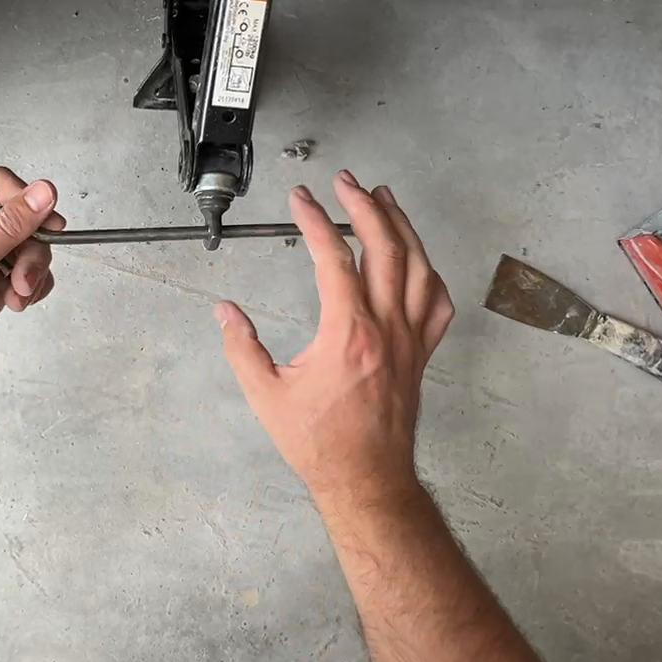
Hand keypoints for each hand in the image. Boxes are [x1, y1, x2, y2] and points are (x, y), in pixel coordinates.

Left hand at [0, 167, 64, 396]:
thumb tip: (46, 190)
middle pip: (21, 219)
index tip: (49, 224)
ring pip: (29, 248)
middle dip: (31, 248)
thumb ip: (9, 226)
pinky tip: (18, 304)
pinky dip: (31, 288)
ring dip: (32, 272)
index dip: (25, 200)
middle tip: (25, 278)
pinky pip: (27, 275)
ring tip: (18, 297)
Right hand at [216, 172, 453, 510]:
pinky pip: (436, 303)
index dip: (315, 221)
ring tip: (385, 198)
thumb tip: (225, 312)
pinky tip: (418, 259)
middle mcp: (386, 329)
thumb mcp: (266, 395)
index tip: (301, 199)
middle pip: (385, 248)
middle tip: (345, 182)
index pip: (333, 259)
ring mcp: (410, 340)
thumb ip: (242, 347)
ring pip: (418, 267)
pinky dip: (428, 271)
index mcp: (348, 334)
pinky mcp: (420, 353)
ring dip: (401, 226)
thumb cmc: (321, 443)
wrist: (367, 479)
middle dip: (364, 206)